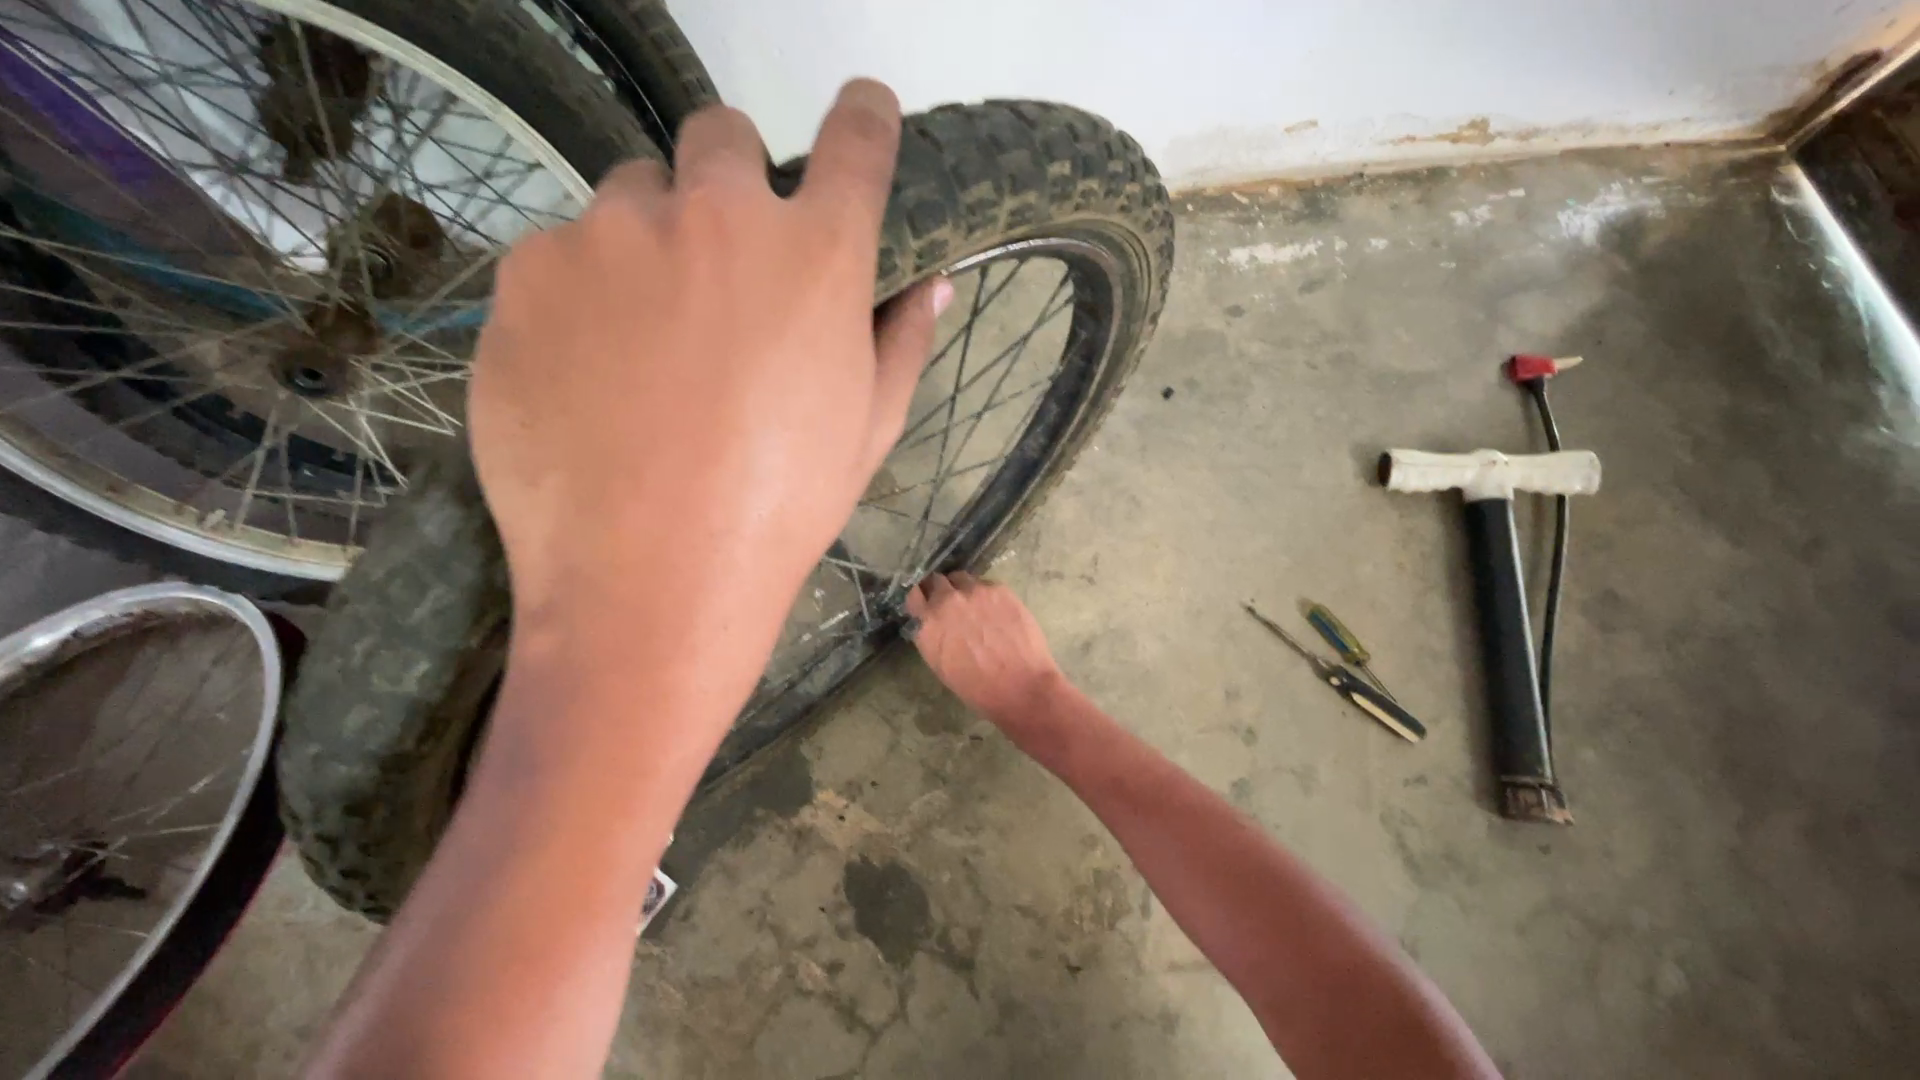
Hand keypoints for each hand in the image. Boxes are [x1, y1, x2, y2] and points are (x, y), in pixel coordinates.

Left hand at [469, 80, 953, 677]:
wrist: (649, 580)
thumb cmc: (783, 507)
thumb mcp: (867, 430)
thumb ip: (899, 340)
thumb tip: (930, 283)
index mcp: (812, 253)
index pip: (856, 141)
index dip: (863, 118)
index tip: (860, 112)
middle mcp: (711, 215)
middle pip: (719, 136)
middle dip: (729, 179)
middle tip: (722, 260)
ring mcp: (606, 236)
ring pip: (627, 198)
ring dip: (646, 243)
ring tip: (644, 341)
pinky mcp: (524, 276)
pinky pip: (558, 258)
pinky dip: (579, 297)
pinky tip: (588, 375)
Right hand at [906, 572, 1066, 726]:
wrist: (1020, 685)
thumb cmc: (977, 687)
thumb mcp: (940, 664)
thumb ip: (931, 635)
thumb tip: (933, 621)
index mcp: (927, 624)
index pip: (913, 594)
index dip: (921, 596)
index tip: (927, 601)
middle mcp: (946, 602)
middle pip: (936, 580)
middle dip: (941, 589)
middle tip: (952, 602)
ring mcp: (973, 591)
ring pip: (961, 578)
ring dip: (963, 588)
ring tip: (975, 604)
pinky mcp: (998, 588)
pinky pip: (985, 584)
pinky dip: (987, 594)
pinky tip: (997, 610)